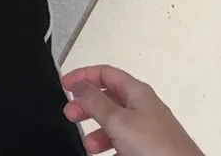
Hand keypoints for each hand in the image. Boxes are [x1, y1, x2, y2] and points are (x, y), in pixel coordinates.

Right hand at [62, 65, 205, 155]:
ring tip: (88, 145)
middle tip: (71, 114)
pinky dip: (111, 146)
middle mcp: (143, 106)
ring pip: (116, 122)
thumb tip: (78, 84)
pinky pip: (125, 141)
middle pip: (108, 97)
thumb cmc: (155, 147)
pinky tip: (106, 155)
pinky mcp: (152, 148)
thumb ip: (95, 101)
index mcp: (136, 91)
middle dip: (87, 105)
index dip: (83, 76)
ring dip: (98, 130)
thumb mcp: (118, 120)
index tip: (65, 85)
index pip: (104, 73)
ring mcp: (149, 128)